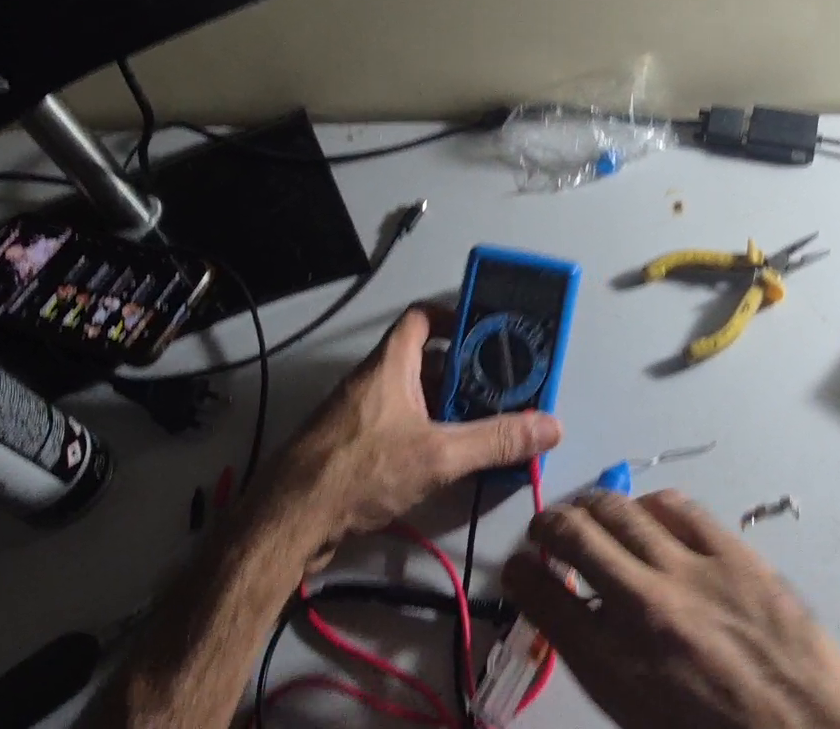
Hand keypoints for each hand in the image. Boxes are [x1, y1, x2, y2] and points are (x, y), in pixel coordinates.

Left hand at [268, 306, 562, 548]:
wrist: (287, 524)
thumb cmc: (360, 471)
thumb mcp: (439, 454)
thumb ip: (496, 440)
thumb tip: (552, 426)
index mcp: (389, 365)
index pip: (420, 317)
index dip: (454, 316)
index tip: (488, 333)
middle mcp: (372, 382)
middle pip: (422, 359)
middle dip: (462, 370)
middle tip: (500, 387)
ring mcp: (358, 416)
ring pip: (411, 396)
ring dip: (445, 405)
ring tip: (483, 422)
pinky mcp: (351, 448)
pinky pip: (397, 426)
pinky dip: (425, 432)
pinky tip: (447, 459)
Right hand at [503, 490, 839, 728]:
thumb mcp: (640, 717)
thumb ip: (603, 666)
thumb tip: (585, 620)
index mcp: (614, 665)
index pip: (542, 598)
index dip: (520, 575)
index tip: (519, 568)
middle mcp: (643, 607)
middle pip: (574, 536)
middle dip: (548, 527)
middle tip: (547, 532)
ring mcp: (691, 572)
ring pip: (621, 510)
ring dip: (592, 506)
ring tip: (588, 513)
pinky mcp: (734, 553)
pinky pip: (678, 507)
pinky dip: (650, 504)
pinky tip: (646, 513)